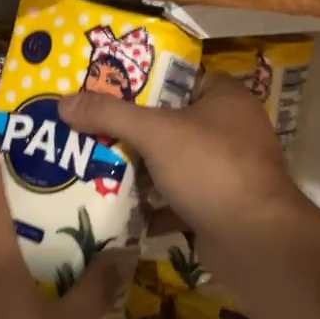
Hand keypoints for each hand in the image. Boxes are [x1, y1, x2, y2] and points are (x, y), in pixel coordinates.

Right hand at [59, 74, 319, 249]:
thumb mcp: (155, 133)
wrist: (256, 241)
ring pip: (173, 163)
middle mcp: (231, 130)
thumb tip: (63, 102)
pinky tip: (118, 209)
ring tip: (94, 166)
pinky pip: (178, 200)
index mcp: (225, 98)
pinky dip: (152, 205)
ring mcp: (228, 171)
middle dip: (132, 130)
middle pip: (171, 122)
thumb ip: (109, 114)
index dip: (143, 81)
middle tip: (89, 129)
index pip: (180, 77)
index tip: (104, 88)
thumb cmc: (211, 169)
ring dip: (140, 169)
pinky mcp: (220, 207)